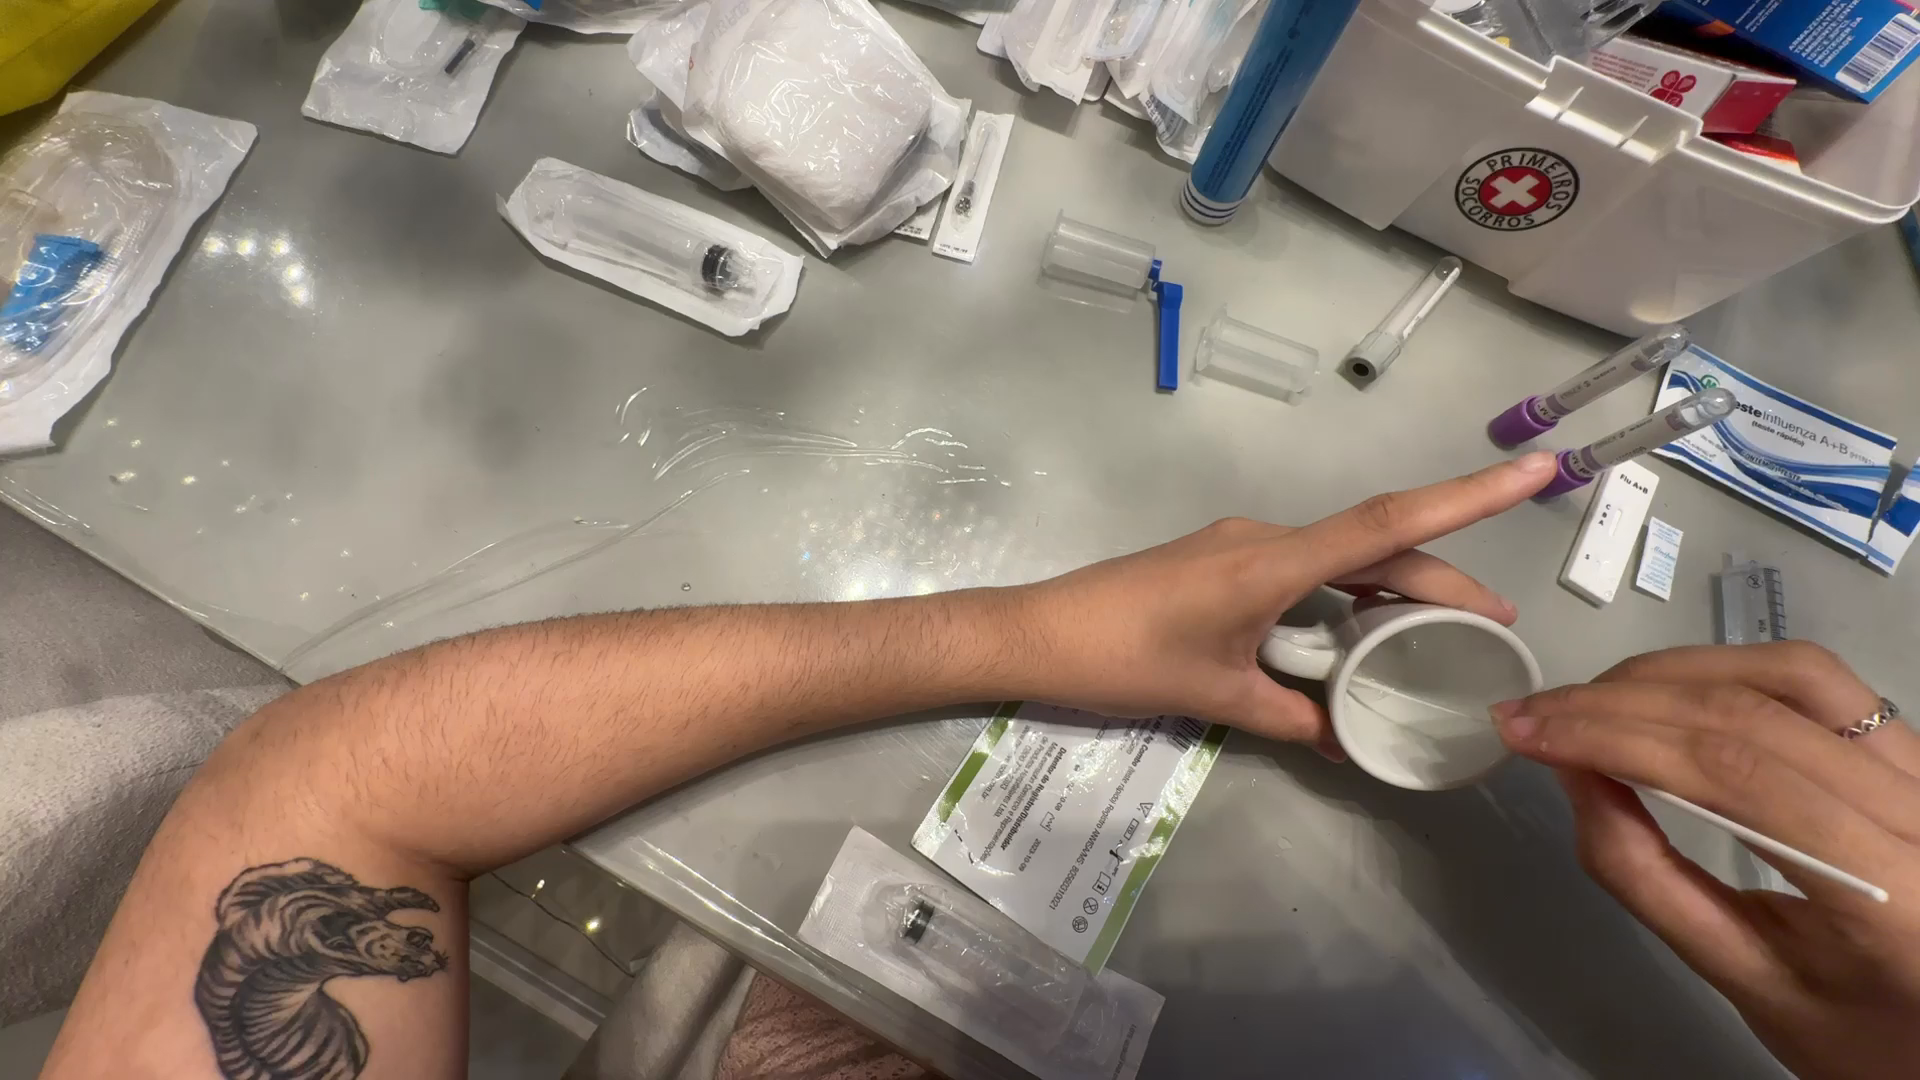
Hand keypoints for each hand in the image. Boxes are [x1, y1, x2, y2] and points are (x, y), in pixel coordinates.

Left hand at [1010, 451, 1556, 756]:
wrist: (1042, 634)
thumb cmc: (1124, 659)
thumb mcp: (1216, 696)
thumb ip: (1290, 717)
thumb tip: (1343, 740)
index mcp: (1270, 562)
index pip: (1384, 523)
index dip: (1465, 498)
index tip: (1534, 471)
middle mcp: (1260, 541)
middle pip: (1368, 547)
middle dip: (1434, 582)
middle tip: (1488, 630)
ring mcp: (1233, 549)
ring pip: (1332, 560)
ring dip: (1382, 591)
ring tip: (1429, 638)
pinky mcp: (1213, 564)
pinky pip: (1293, 573)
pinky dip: (1332, 599)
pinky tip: (1344, 639)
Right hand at [1492, 643, 1919, 1079]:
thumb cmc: (1859, 1031)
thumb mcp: (1743, 980)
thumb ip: (1643, 873)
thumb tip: (1570, 770)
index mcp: (1899, 895)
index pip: (1731, 773)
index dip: (1611, 737)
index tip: (1522, 733)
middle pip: (1742, 716)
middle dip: (1609, 704)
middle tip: (1524, 713)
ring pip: (1778, 676)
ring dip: (1657, 675)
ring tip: (1584, 700)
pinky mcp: (1907, 754)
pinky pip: (1810, 678)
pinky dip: (1716, 665)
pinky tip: (1658, 687)